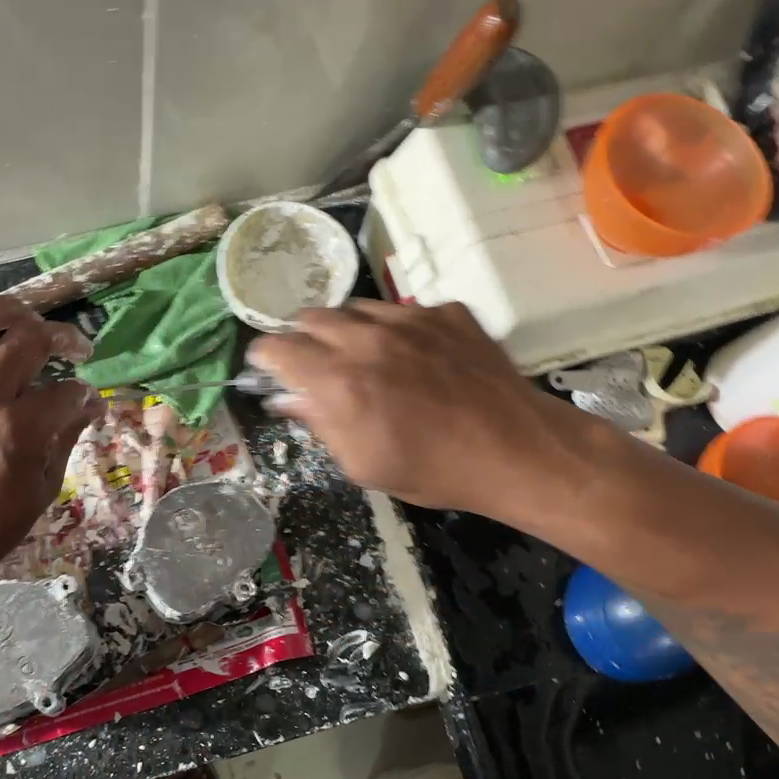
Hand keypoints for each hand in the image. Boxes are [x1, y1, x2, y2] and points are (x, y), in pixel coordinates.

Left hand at [0, 297, 100, 591]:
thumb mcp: (45, 486)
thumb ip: (66, 435)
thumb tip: (88, 405)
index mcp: (17, 429)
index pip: (66, 392)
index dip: (86, 395)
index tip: (90, 402)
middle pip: (26, 338)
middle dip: (61, 337)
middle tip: (74, 349)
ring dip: (4, 311)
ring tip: (23, 321)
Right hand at [247, 299, 594, 517]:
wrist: (515, 450)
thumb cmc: (431, 470)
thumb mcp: (361, 463)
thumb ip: (319, 423)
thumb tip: (287, 399)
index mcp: (340, 381)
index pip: (279, 348)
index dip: (263, 357)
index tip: (264, 367)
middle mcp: (369, 338)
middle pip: (311, 317)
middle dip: (300, 338)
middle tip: (309, 362)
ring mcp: (411, 319)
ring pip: (356, 307)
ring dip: (344, 329)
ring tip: (357, 356)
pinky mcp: (447, 312)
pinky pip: (402, 310)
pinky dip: (392, 329)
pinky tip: (409, 356)